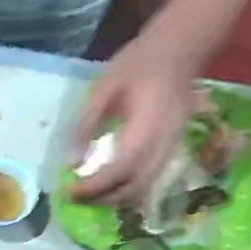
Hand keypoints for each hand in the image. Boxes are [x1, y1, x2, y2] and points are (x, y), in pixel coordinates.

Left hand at [69, 29, 209, 209]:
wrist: (180, 49)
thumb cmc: (139, 64)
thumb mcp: (103, 88)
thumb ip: (86, 124)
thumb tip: (71, 160)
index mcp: (147, 128)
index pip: (119, 171)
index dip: (94, 187)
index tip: (70, 191)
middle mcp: (164, 144)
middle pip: (134, 188)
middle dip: (103, 199)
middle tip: (76, 197)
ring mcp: (172, 148)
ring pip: (145, 188)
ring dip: (116, 199)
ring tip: (89, 195)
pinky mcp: (172, 148)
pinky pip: (151, 179)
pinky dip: (128, 189)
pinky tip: (109, 185)